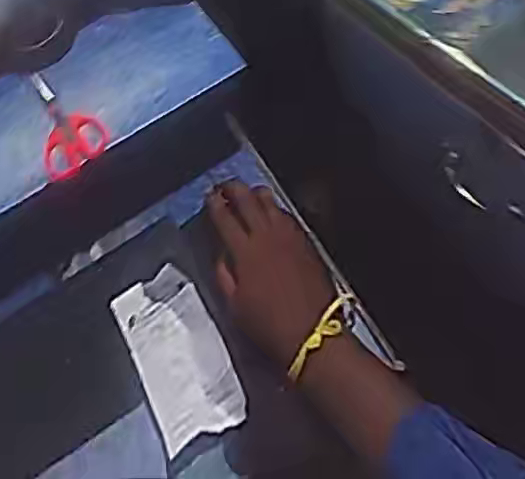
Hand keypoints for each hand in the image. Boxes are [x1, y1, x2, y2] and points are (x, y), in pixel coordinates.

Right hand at [206, 181, 341, 369]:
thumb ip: (223, 274)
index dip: (214, 202)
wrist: (315, 336)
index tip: (209, 196)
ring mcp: (288, 235)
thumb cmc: (269, 325)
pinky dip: (274, 208)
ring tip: (248, 195)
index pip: (224, 215)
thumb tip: (221, 253)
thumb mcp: (234, 306)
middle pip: (245, 198)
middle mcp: (265, 235)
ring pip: (268, 200)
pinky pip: (286, 214)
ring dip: (254, 193)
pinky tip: (271, 214)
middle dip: (231, 188)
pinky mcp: (305, 240)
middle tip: (224, 187)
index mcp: (244, 251)